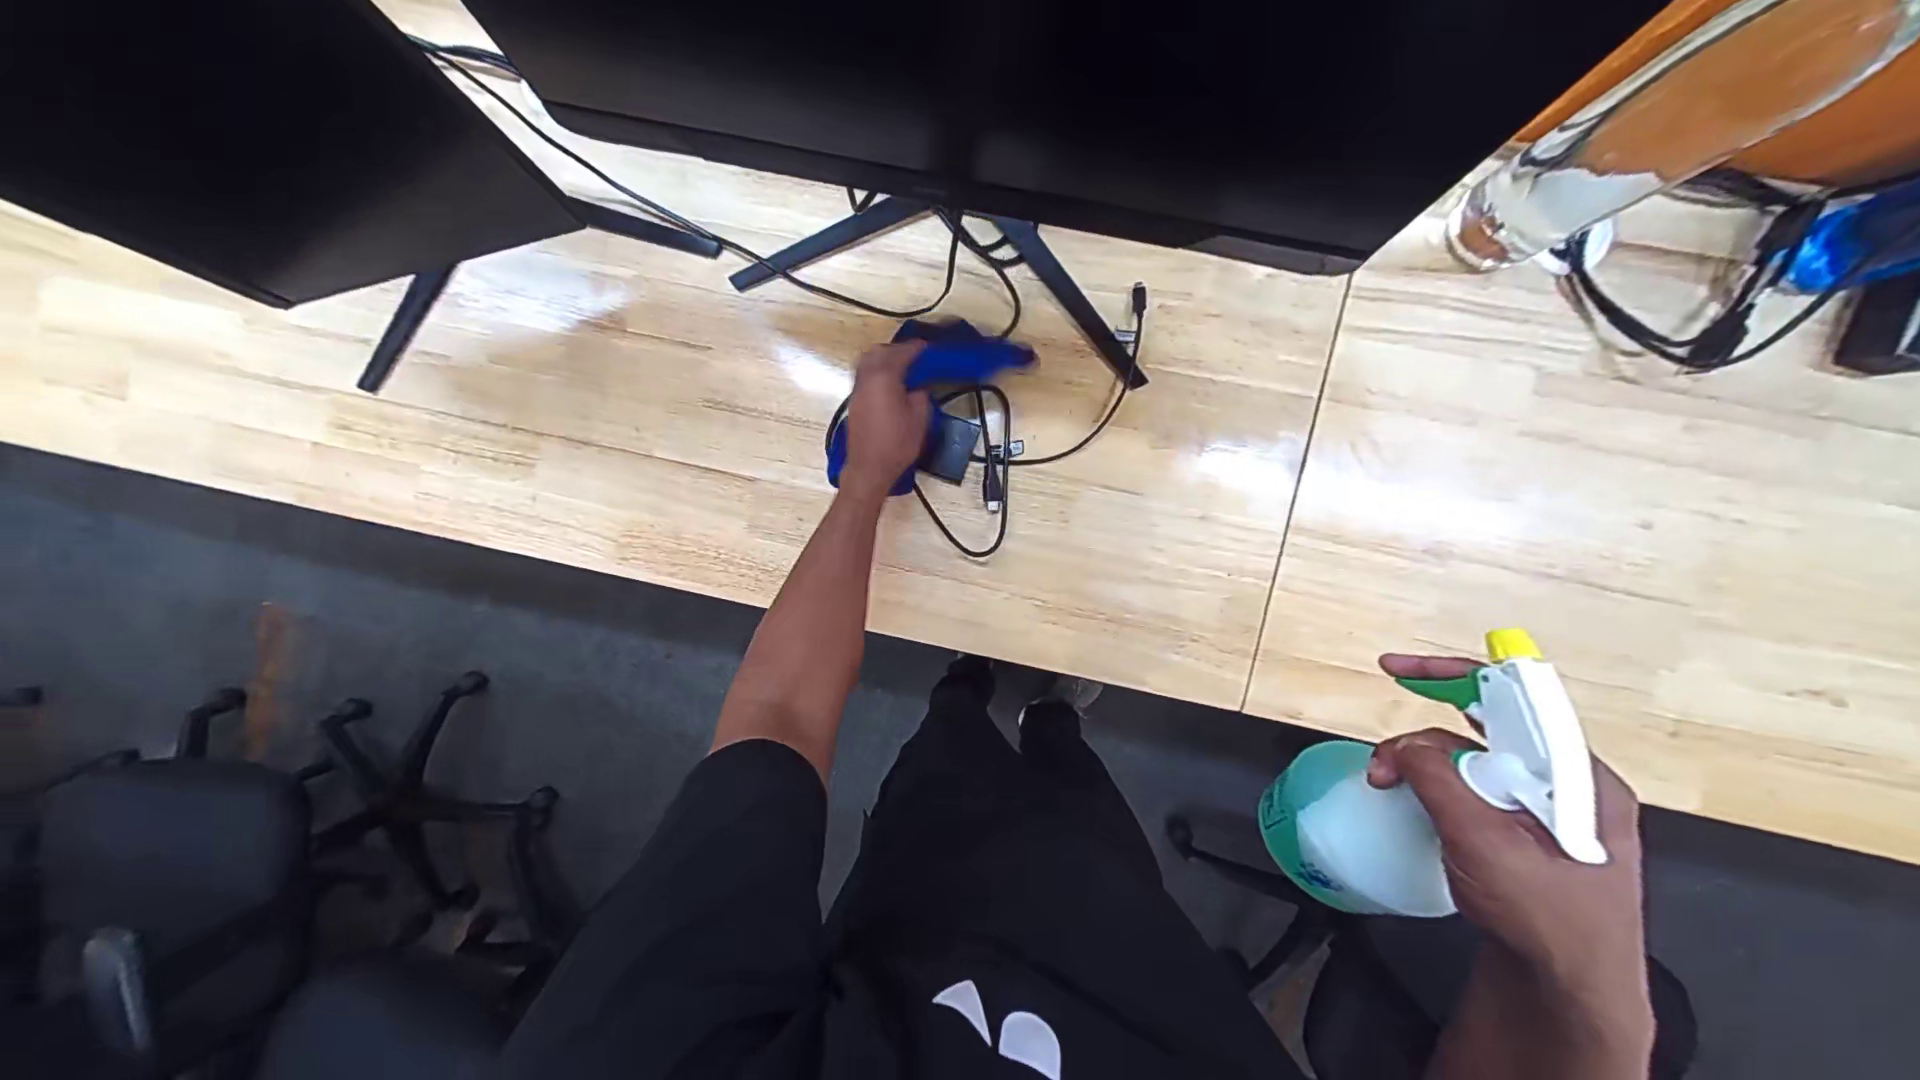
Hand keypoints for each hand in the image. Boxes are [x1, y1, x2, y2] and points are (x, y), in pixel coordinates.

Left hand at [841, 342, 930, 499]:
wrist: (869, 468)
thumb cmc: (897, 444)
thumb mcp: (920, 418)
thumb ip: (920, 395)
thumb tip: (918, 386)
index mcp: (884, 378)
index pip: (901, 354)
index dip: (915, 348)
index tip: (926, 348)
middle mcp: (867, 379)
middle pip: (878, 352)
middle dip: (896, 350)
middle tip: (913, 357)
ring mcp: (857, 391)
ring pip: (867, 362)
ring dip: (883, 359)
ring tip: (901, 369)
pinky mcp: (854, 403)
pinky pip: (865, 376)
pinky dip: (877, 372)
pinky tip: (890, 384)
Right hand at [1370, 655, 1652, 1038]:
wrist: (1568, 991)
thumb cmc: (1545, 920)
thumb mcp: (1485, 843)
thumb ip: (1440, 780)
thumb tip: (1403, 744)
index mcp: (1578, 777)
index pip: (1518, 699)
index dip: (1457, 672)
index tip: (1399, 668)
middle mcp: (1563, 781)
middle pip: (1488, 721)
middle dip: (1426, 719)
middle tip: (1386, 717)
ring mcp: (1541, 804)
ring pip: (1469, 753)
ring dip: (1418, 758)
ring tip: (1384, 782)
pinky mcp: (1518, 824)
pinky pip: (1468, 781)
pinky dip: (1429, 779)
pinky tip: (1409, 794)